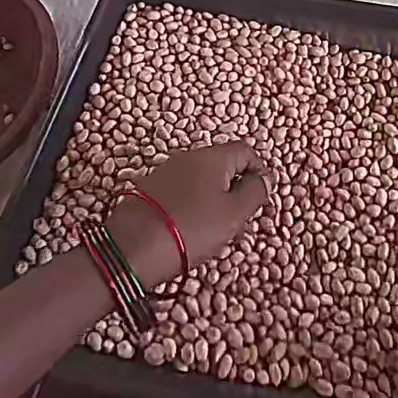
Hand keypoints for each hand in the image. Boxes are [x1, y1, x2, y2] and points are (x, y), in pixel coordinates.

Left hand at [108, 142, 268, 286]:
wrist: (134, 247)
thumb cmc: (192, 228)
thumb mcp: (233, 213)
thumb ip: (254, 192)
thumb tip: (263, 178)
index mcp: (211, 157)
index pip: (245, 150)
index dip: (259, 171)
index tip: (262, 196)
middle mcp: (187, 157)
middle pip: (222, 166)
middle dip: (235, 190)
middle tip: (239, 220)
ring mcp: (165, 172)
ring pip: (201, 181)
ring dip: (214, 200)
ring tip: (215, 231)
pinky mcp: (149, 190)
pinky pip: (182, 192)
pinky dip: (192, 206)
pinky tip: (190, 231)